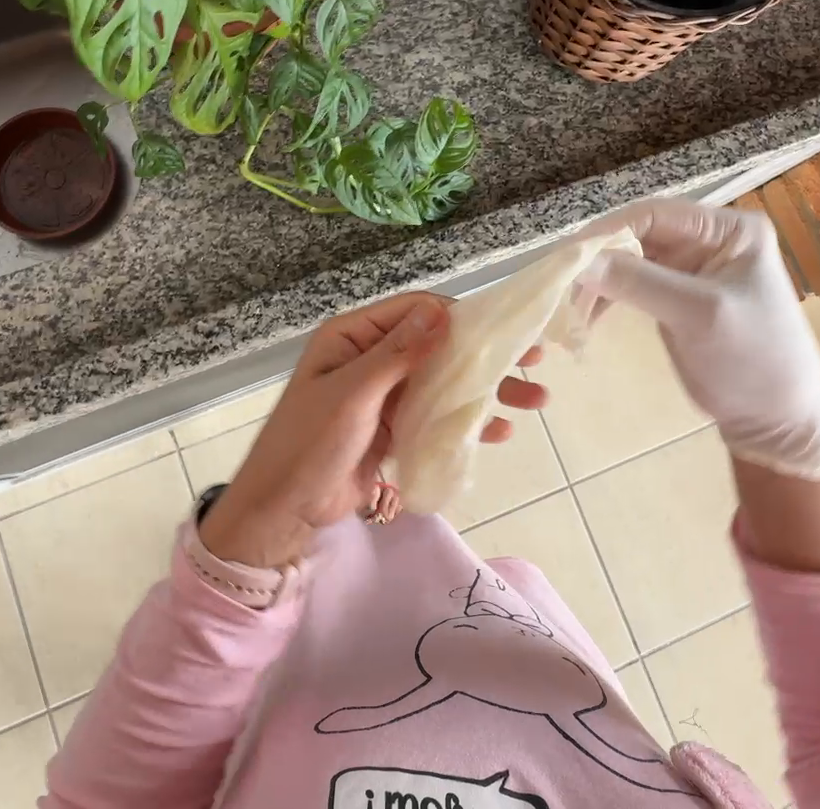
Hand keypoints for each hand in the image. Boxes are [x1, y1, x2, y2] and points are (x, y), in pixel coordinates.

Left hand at [200, 292, 547, 567]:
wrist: (284, 508)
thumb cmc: (309, 443)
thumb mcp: (352, 393)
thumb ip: (397, 353)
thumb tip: (440, 312)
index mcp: (353, 337)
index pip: (415, 311)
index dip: (460, 317)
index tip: (505, 330)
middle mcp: (372, 358)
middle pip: (437, 347)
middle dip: (484, 355)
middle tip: (533, 360)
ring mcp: (385, 395)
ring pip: (443, 382)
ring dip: (485, 390)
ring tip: (534, 399)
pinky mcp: (394, 428)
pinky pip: (436, 415)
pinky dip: (466, 420)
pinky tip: (499, 431)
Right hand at [580, 199, 819, 479]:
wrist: (774, 420)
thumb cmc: (751, 361)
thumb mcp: (698, 315)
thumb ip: (638, 282)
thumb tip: (576, 261)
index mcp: (729, 230)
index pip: (654, 214)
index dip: (607, 231)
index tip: (567, 258)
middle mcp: (708, 240)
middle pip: (637, 235)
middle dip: (599, 258)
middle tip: (561, 283)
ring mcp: (690, 268)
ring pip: (628, 260)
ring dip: (598, 280)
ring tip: (570, 306)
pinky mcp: (674, 296)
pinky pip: (630, 285)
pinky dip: (606, 298)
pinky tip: (586, 317)